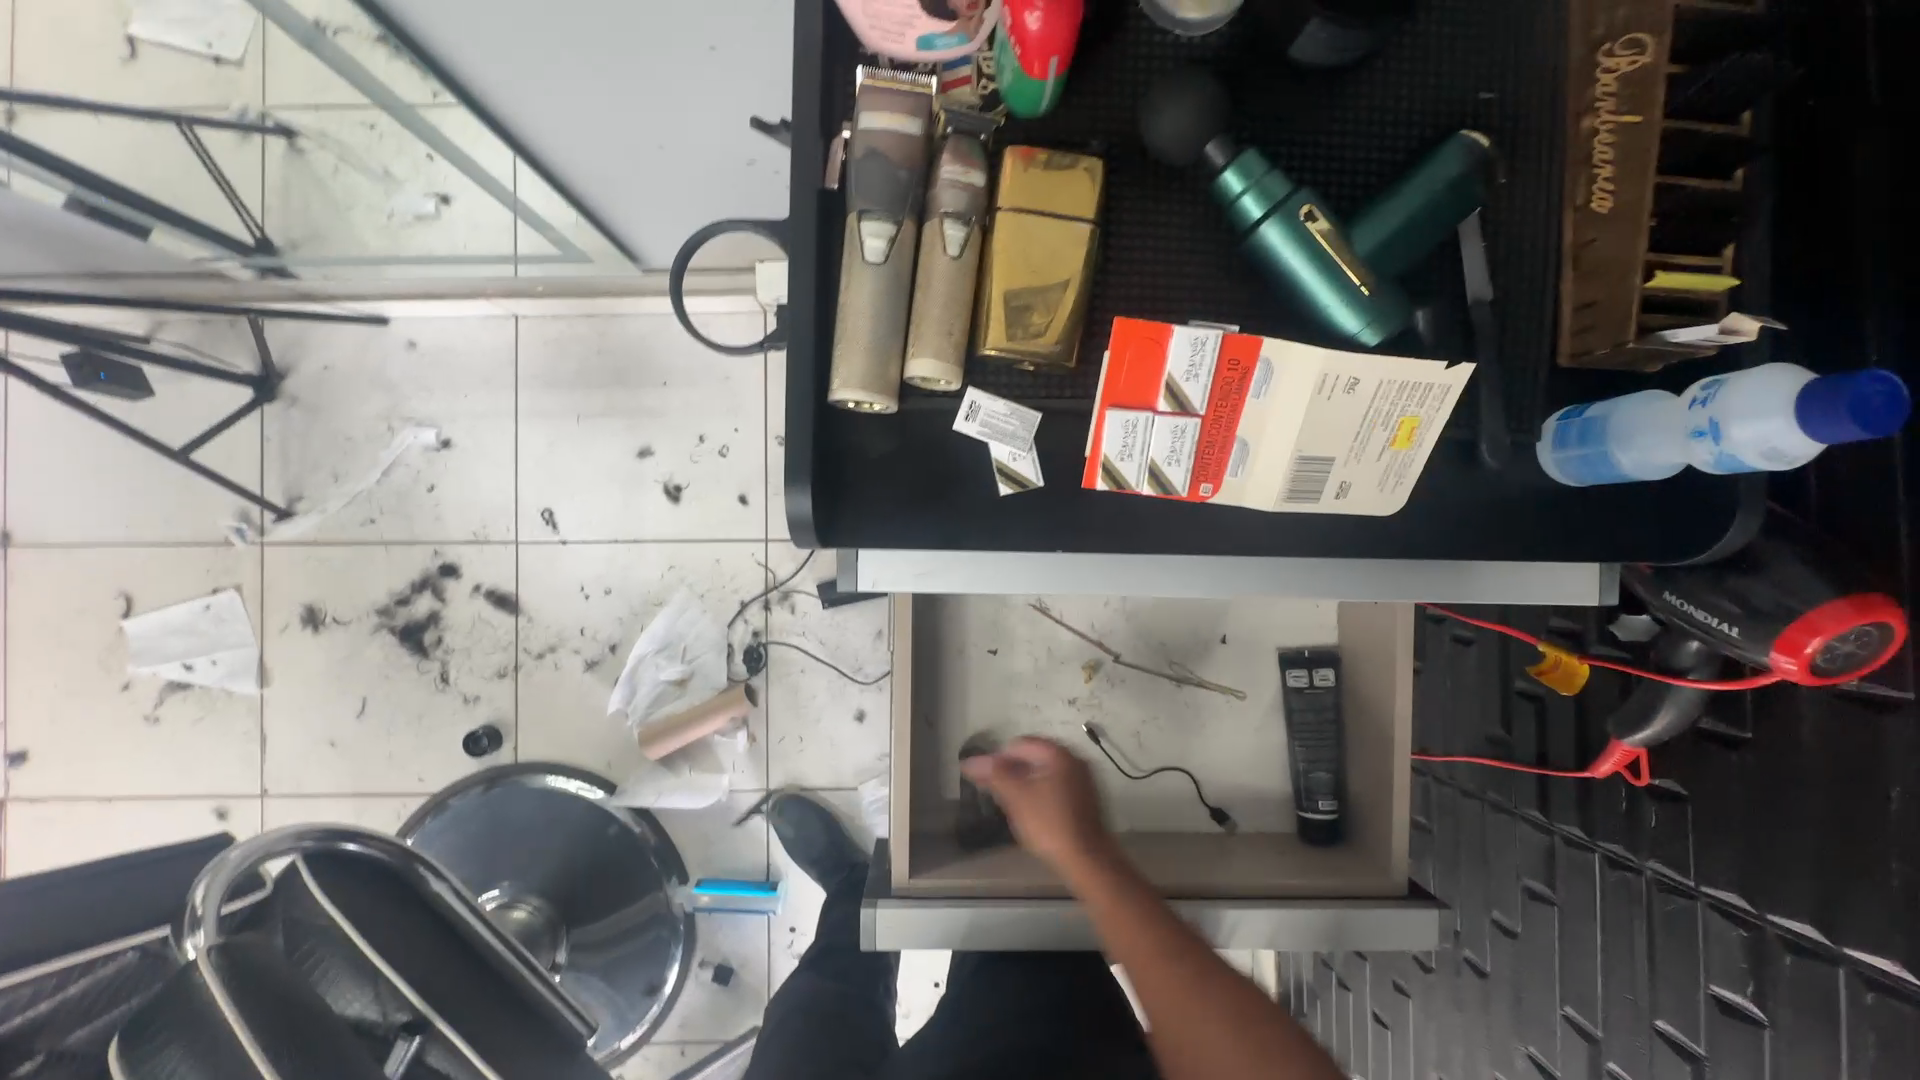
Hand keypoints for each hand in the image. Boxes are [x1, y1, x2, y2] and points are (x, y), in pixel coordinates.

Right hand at [961, 737, 1117, 872]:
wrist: (1086, 860)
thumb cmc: (1049, 825)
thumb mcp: (1016, 797)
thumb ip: (994, 774)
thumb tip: (970, 760)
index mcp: (1059, 754)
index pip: (1020, 744)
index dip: (998, 758)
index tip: (985, 778)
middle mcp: (1074, 760)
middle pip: (1033, 756)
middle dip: (1011, 771)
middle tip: (994, 790)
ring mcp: (1083, 779)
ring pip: (1044, 773)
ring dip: (1024, 782)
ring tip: (1009, 802)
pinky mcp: (1086, 798)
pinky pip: (1056, 786)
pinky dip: (1040, 792)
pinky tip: (1030, 811)